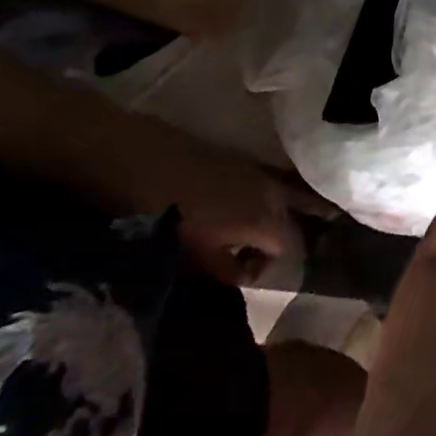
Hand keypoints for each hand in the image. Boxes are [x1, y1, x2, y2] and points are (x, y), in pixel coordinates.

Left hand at [118, 142, 304, 284]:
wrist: (151, 164)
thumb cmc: (176, 218)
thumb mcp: (200, 257)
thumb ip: (229, 271)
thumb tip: (244, 275)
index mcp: (268, 220)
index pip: (283, 249)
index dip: (262, 266)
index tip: (236, 273)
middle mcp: (273, 194)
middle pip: (282, 222)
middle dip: (263, 241)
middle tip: (234, 253)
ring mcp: (258, 173)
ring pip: (271, 202)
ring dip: (256, 219)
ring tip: (228, 232)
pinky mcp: (241, 160)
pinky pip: (257, 187)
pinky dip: (248, 202)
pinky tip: (222, 208)